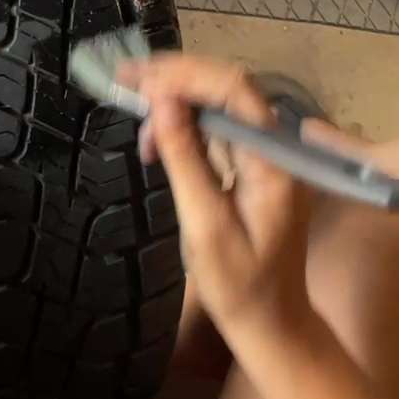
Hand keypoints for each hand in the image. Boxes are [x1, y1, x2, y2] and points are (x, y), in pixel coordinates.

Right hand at [119, 53, 321, 342]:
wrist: (271, 322)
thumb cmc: (238, 284)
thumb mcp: (203, 223)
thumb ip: (185, 157)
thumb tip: (161, 101)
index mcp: (272, 161)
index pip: (233, 90)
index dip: (184, 76)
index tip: (139, 79)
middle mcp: (274, 148)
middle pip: (226, 88)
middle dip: (174, 78)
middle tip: (124, 77)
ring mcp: (264, 155)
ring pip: (218, 103)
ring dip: (174, 97)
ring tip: (131, 106)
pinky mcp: (251, 164)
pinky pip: (215, 126)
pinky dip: (181, 122)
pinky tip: (155, 134)